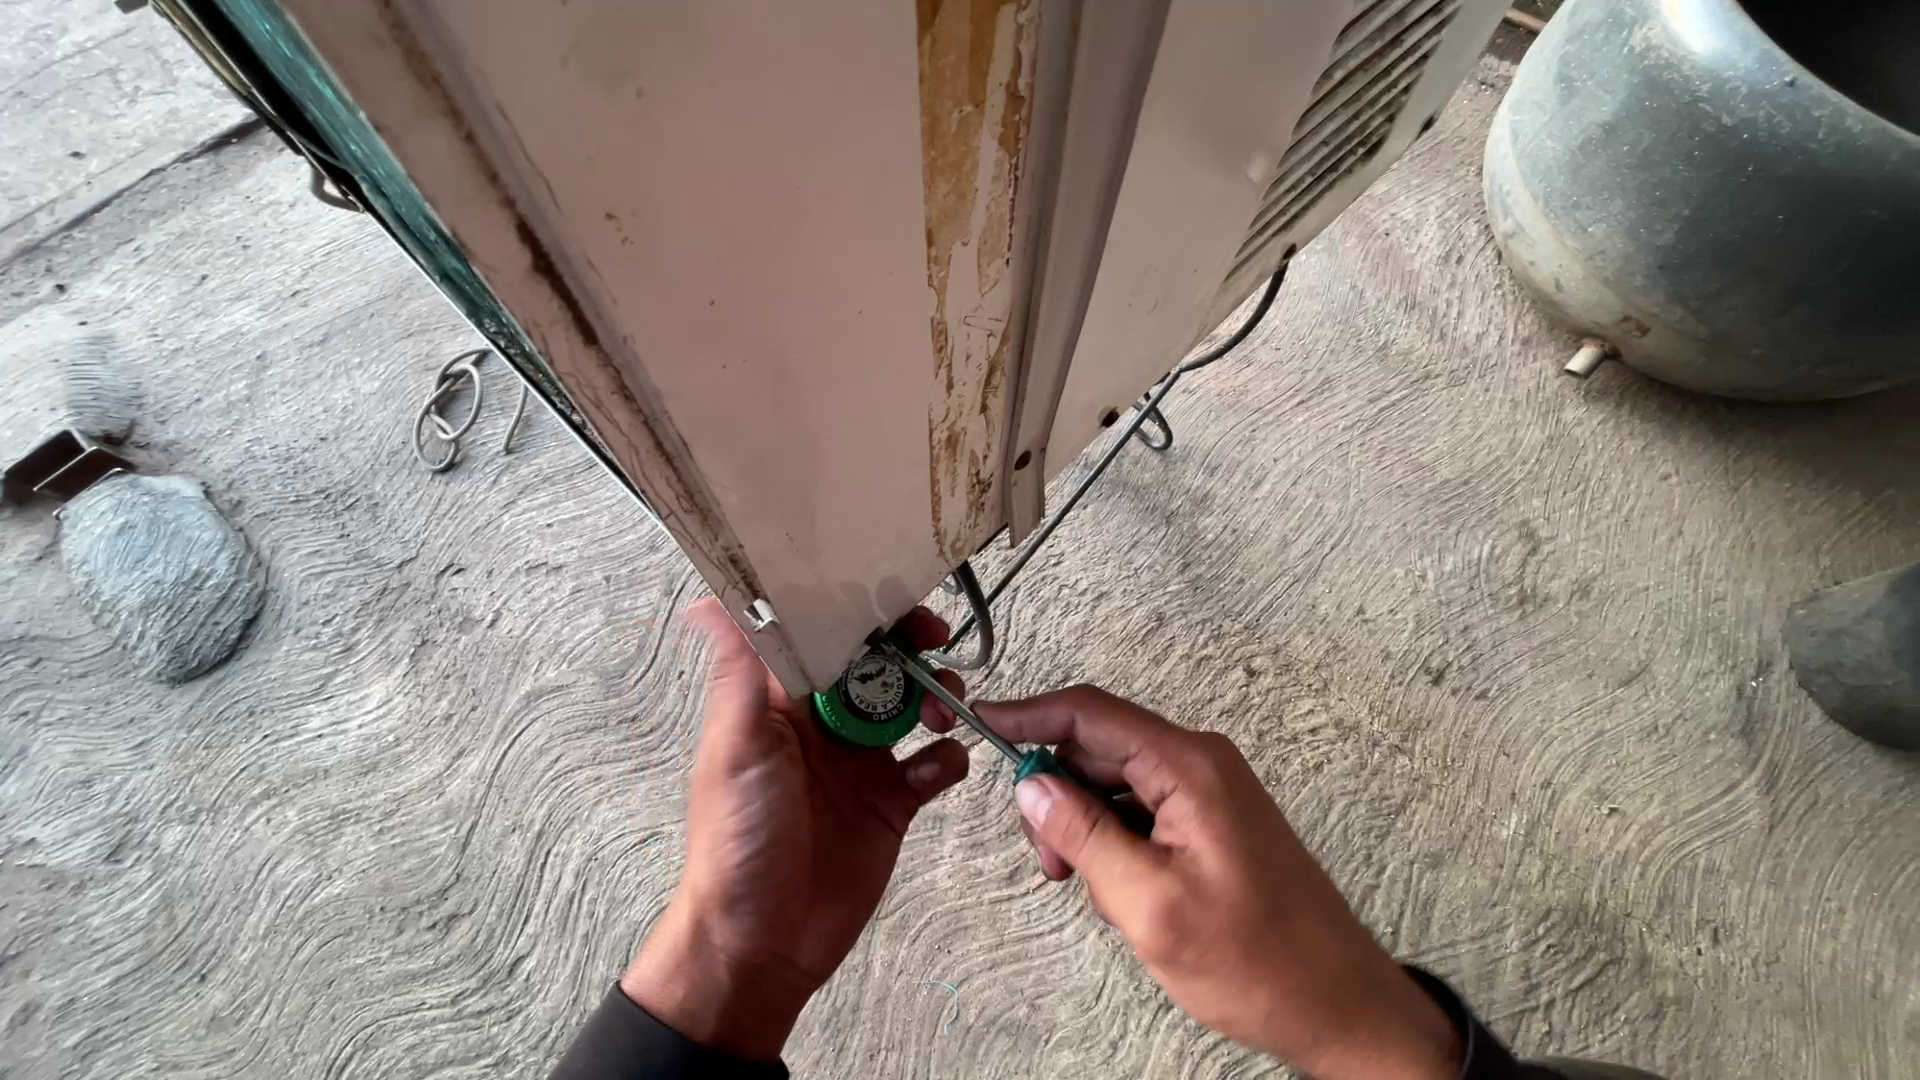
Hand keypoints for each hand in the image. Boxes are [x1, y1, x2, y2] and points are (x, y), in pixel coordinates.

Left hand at [620, 598, 969, 1060]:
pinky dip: (946, 759)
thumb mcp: (735, 747)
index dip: (864, 616)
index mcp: (786, 702)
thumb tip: (710, 601)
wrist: (761, 942)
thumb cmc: (736, 839)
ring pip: (913, 708)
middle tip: (935, 646)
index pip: (830, 640)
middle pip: (880, 668)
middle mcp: (827, 724)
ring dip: (937, 699)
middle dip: (911, 651)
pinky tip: (937, 769)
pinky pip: (933, 765)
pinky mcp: (893, 801)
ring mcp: (863, 763)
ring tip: (942, 713)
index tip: (897, 604)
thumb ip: (740, 673)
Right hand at [976, 686, 1461, 1079]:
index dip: (1028, 713)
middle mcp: (1196, 761)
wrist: (1341, 1005)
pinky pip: (1137, 806)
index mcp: (1187, 765)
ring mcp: (1203, 788)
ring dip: (1084, 824)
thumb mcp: (1150, 904)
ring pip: (1112, 781)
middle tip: (1048, 861)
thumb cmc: (1252, 960)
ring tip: (1094, 888)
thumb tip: (1030, 784)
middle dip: (1057, 794)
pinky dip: (1112, 838)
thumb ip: (1084, 835)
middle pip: (1096, 748)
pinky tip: (1122, 889)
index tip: (978, 722)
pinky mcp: (1205, 816)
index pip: (1089, 712)